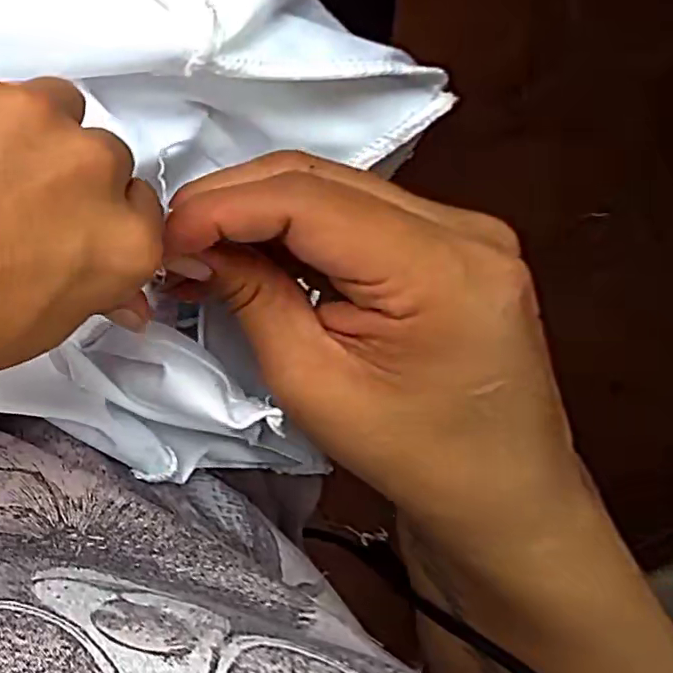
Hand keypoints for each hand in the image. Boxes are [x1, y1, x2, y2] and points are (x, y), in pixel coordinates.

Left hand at [0, 56, 162, 401]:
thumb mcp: (35, 328)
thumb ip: (92, 288)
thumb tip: (119, 288)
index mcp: (121, 237)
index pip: (141, 206)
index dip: (100, 217)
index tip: (67, 224)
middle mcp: (92, 164)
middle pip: (99, 152)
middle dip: (62, 174)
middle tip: (7, 204)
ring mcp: (27, 111)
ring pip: (46, 106)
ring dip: (20, 132)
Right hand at [163, 152, 587, 559]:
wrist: (505, 495)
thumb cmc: (412, 456)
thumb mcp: (311, 381)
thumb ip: (250, 295)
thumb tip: (192, 245)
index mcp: (440, 268)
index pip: (306, 200)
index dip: (223, 207)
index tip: (167, 236)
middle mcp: (459, 226)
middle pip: (314, 176)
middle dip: (230, 199)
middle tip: (175, 236)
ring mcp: (458, 224)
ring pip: (325, 182)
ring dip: (254, 206)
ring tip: (202, 243)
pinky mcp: (443, 234)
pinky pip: (346, 206)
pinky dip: (287, 221)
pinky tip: (249, 246)